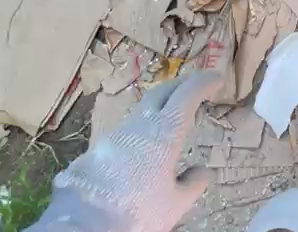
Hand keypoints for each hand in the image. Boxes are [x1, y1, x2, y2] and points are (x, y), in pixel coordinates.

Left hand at [27, 69, 220, 231]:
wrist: (79, 229)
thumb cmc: (136, 213)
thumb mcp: (174, 206)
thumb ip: (192, 185)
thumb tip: (202, 171)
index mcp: (166, 130)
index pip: (189, 91)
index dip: (205, 81)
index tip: (217, 80)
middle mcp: (139, 125)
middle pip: (162, 91)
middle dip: (180, 85)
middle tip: (193, 90)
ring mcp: (112, 137)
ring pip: (139, 114)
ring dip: (156, 111)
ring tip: (164, 125)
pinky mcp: (91, 154)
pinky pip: (120, 137)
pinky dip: (134, 136)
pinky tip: (134, 155)